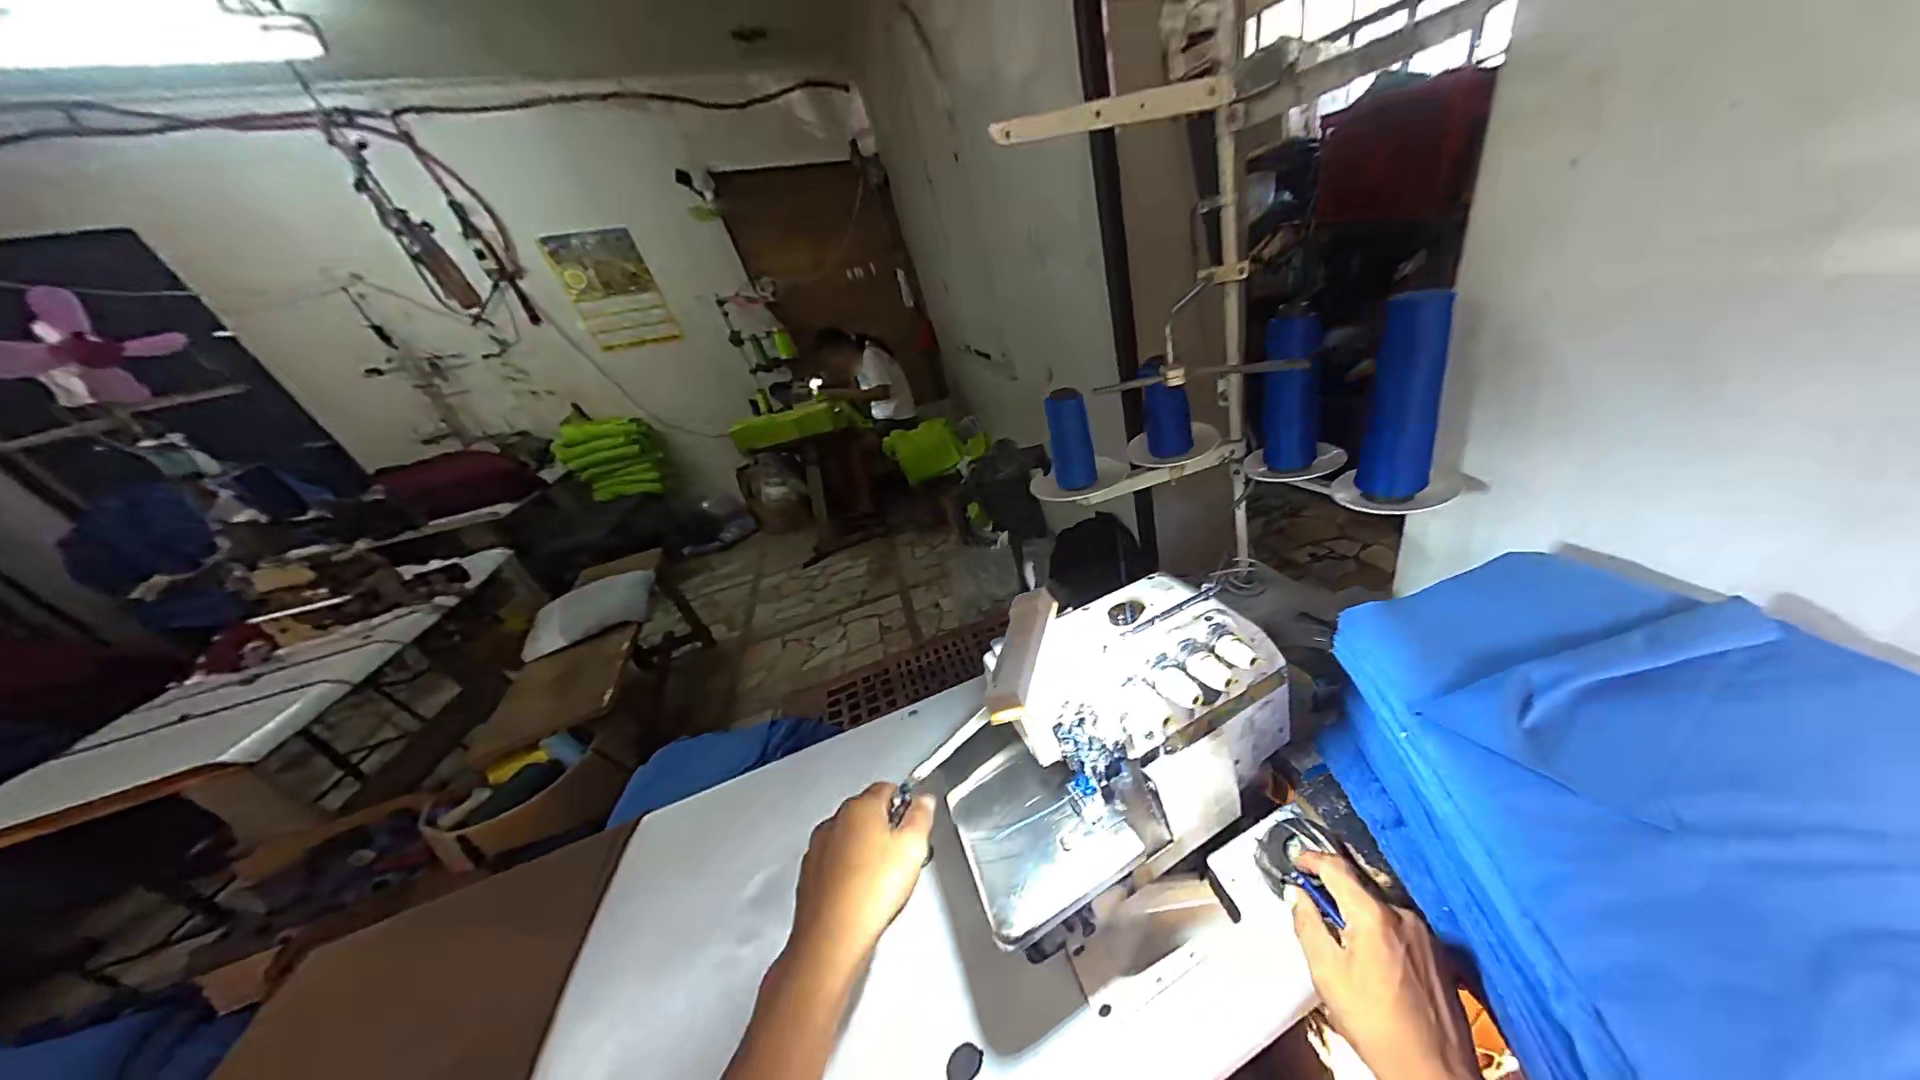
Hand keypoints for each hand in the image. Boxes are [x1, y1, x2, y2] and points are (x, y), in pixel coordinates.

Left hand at [790, 782, 935, 965]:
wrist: (832, 938)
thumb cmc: (869, 893)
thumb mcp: (914, 847)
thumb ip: (922, 816)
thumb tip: (923, 802)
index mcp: (860, 806)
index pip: (888, 788)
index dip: (906, 805)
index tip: (915, 824)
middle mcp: (834, 821)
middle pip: (869, 813)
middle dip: (887, 829)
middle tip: (903, 857)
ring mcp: (819, 847)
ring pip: (851, 838)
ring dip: (867, 852)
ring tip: (883, 882)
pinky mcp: (810, 874)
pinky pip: (836, 863)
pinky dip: (849, 872)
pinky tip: (863, 894)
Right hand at [1290, 850, 1480, 1079]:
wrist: (1432, 1072)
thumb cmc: (1381, 1029)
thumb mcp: (1325, 972)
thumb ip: (1307, 924)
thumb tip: (1297, 896)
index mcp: (1374, 916)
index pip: (1336, 868)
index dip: (1311, 858)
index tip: (1299, 859)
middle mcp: (1404, 918)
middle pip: (1359, 887)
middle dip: (1333, 892)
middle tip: (1312, 903)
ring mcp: (1425, 937)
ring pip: (1379, 908)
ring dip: (1357, 914)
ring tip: (1342, 942)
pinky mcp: (1438, 956)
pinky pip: (1399, 928)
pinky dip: (1379, 931)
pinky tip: (1371, 961)